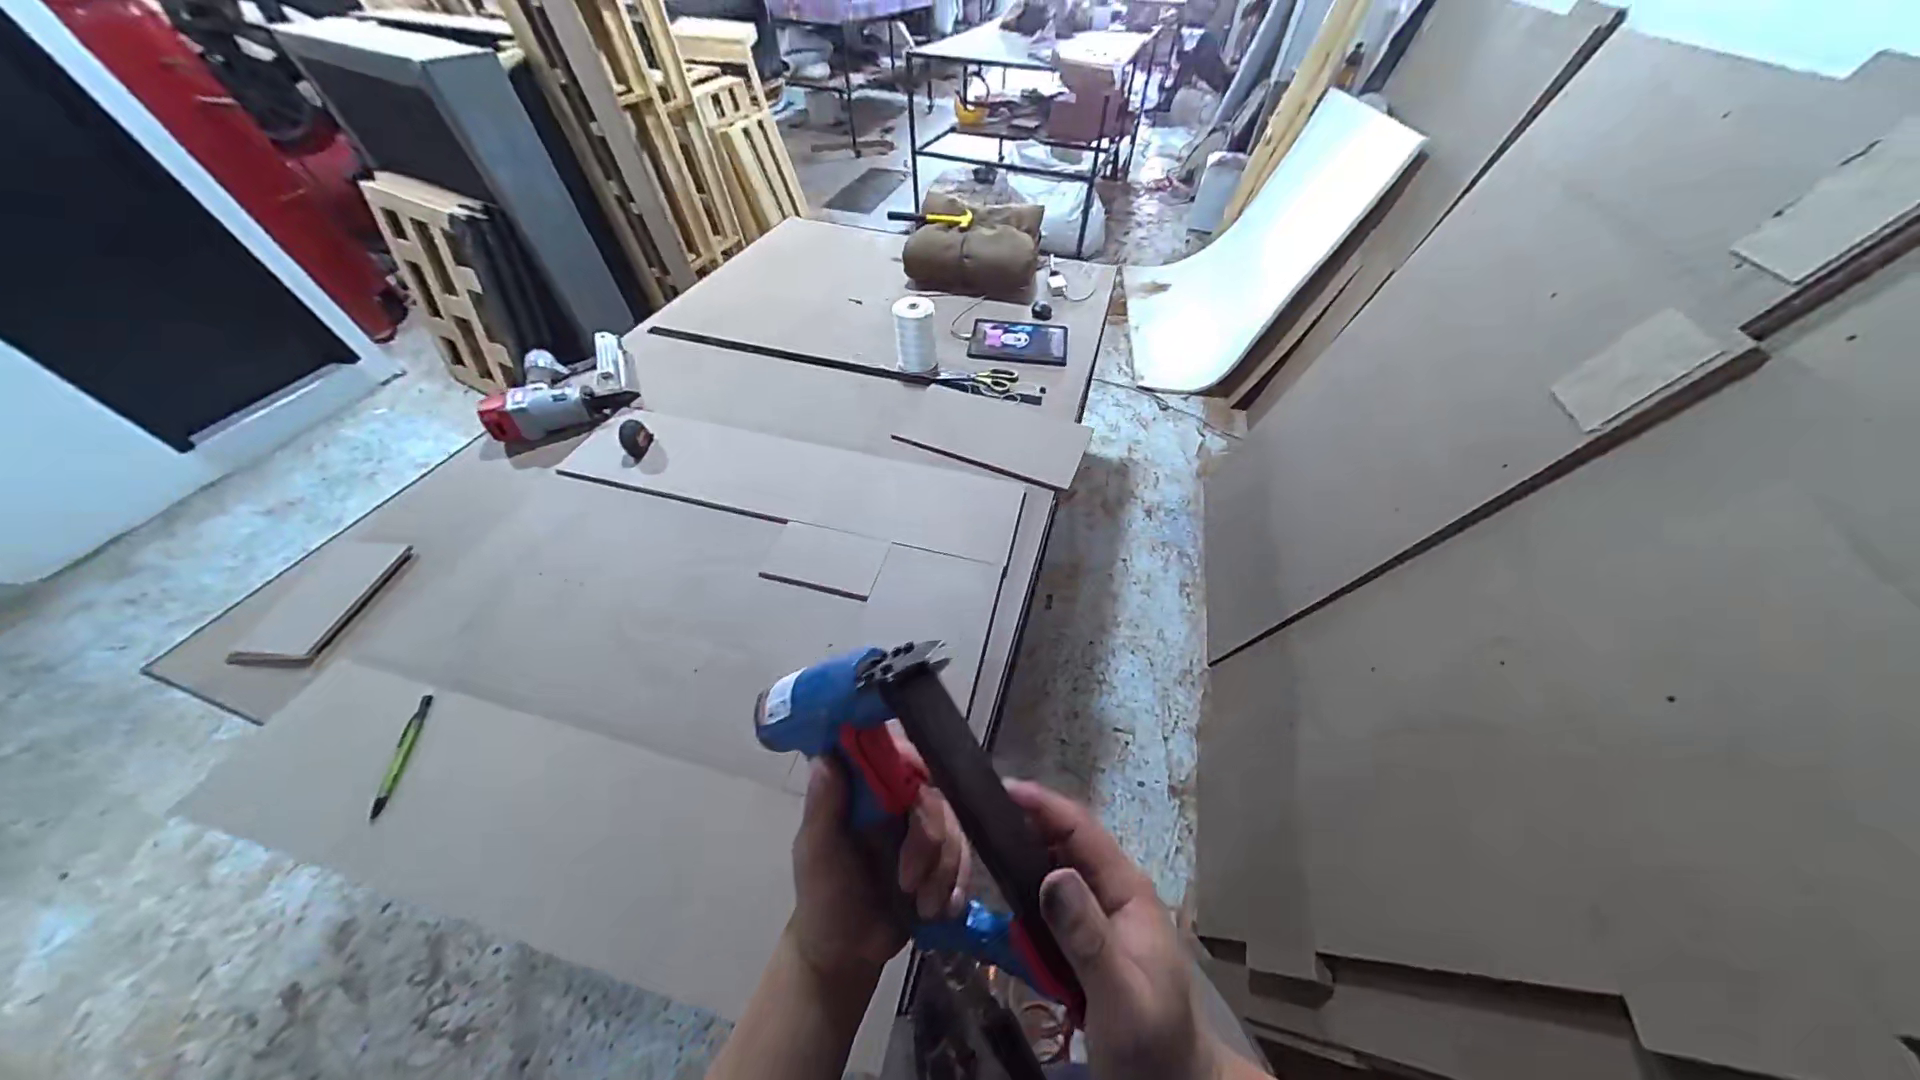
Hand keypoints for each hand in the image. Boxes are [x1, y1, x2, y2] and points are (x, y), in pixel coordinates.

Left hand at [788, 730, 971, 983]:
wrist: (849, 954)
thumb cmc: (824, 896)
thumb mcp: (817, 853)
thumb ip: (823, 807)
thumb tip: (825, 757)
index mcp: (867, 789)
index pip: (897, 755)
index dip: (914, 765)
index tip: (915, 797)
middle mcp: (898, 800)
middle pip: (935, 795)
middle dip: (930, 841)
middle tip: (908, 882)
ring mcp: (923, 827)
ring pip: (955, 827)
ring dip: (943, 871)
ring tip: (922, 907)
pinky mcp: (943, 855)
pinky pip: (966, 856)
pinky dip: (957, 885)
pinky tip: (940, 910)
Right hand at [1006, 780, 1225, 1079]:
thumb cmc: (1152, 1041)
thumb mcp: (1120, 994)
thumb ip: (1087, 938)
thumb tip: (1051, 875)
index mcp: (1126, 889)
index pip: (1081, 830)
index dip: (1043, 805)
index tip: (1001, 790)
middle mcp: (1110, 889)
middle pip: (1062, 840)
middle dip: (1024, 822)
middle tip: (976, 816)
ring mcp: (1095, 910)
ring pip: (1051, 865)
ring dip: (1019, 851)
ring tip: (979, 841)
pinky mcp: (1081, 933)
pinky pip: (1046, 898)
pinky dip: (1022, 885)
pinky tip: (998, 884)